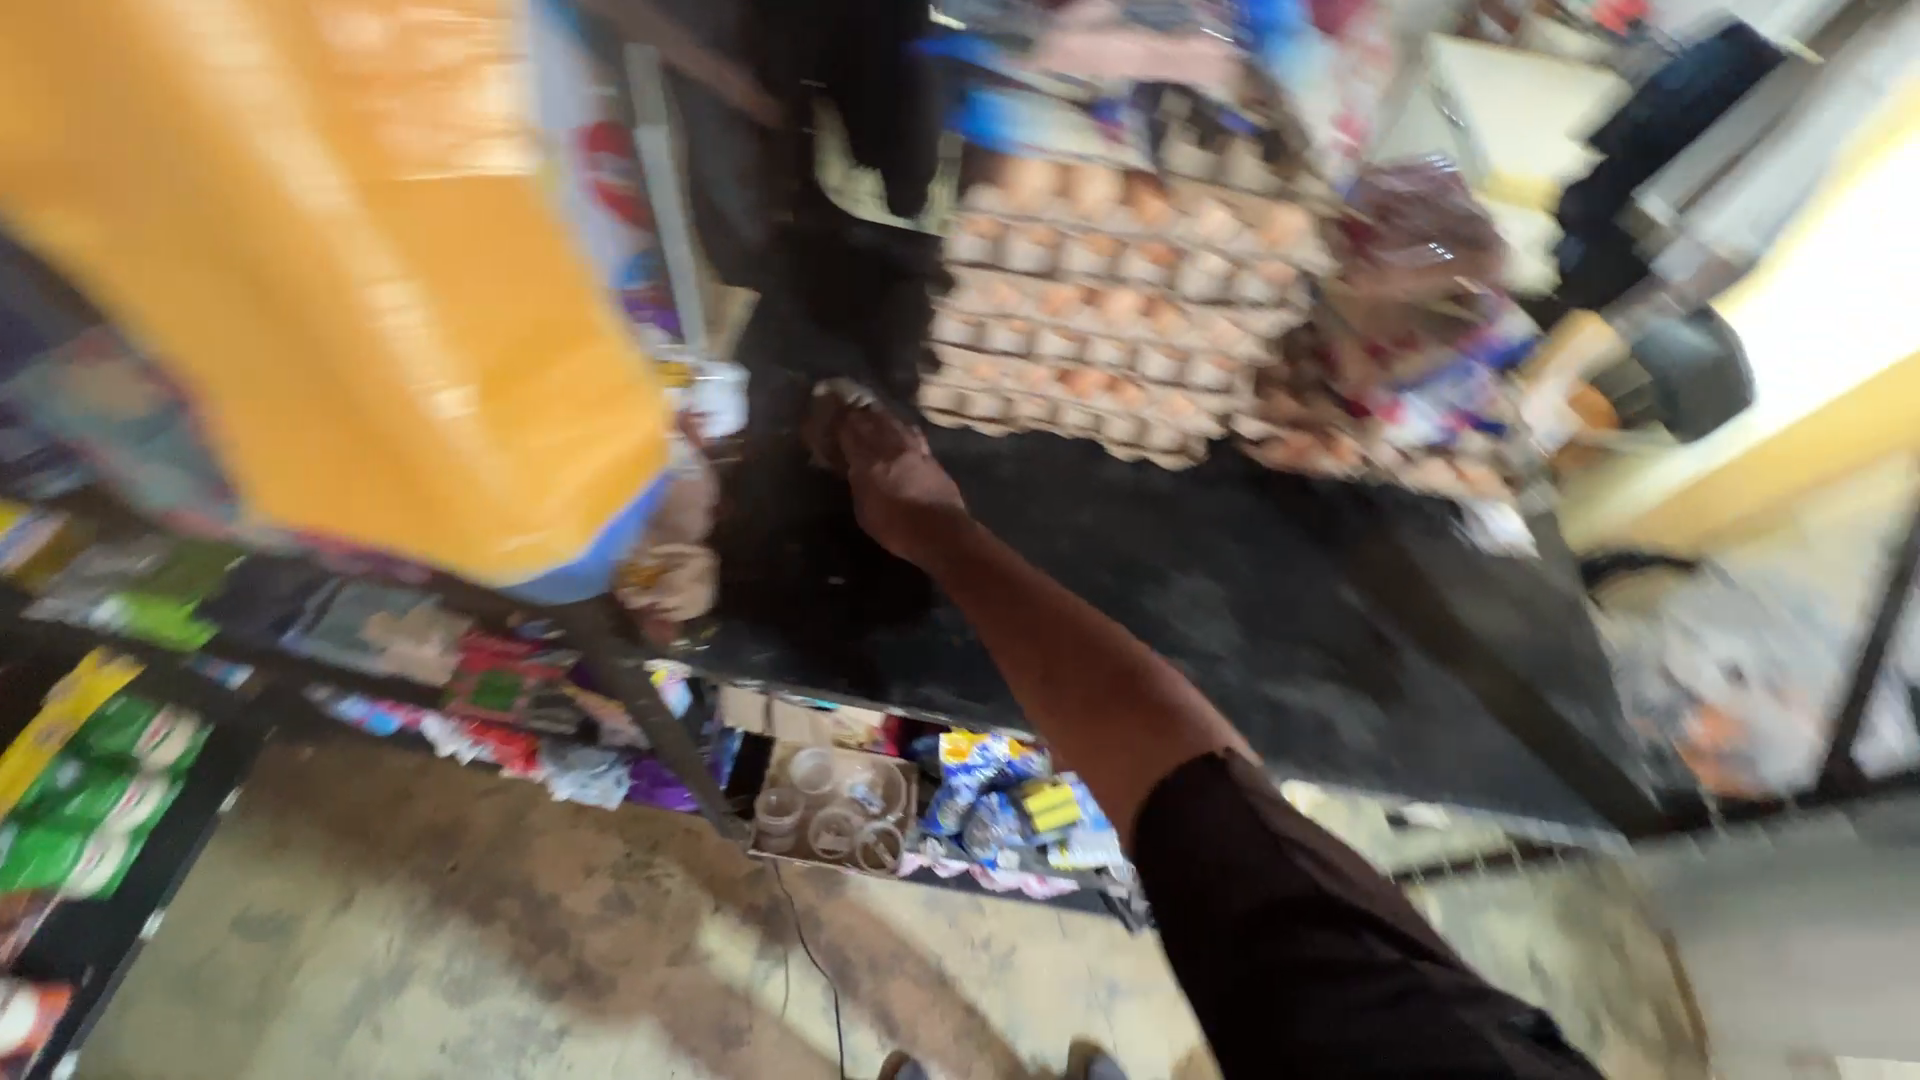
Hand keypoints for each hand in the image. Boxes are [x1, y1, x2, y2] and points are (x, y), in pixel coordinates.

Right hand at [838, 407, 972, 567]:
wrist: (941, 531)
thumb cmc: (897, 530)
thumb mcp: (865, 512)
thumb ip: (859, 486)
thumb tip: (855, 469)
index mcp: (868, 463)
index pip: (849, 434)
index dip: (839, 423)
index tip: (831, 416)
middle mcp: (890, 449)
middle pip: (871, 423)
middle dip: (858, 415)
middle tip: (849, 409)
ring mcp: (913, 450)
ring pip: (894, 424)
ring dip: (881, 416)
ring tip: (873, 412)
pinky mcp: (930, 457)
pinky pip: (913, 434)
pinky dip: (903, 427)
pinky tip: (902, 426)